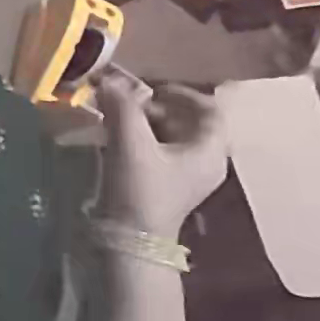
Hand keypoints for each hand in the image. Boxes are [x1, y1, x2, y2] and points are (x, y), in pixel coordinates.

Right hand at [94, 75, 228, 237]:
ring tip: (114, 117)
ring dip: (143, 122)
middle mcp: (205, 162)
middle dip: (154, 107)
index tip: (150, 88)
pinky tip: (115, 139)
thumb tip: (110, 79)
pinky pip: (158, 152)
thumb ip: (122, 109)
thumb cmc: (140, 191)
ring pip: (169, 137)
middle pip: (186, 122)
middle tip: (124, 102)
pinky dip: (139, 139)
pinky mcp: (165, 186)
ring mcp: (185, 176)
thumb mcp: (131, 145)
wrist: (129, 241)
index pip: (210, 110)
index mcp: (209, 151)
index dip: (182, 93)